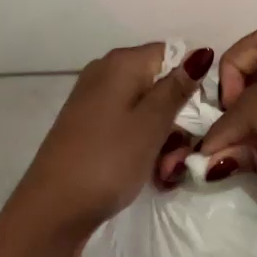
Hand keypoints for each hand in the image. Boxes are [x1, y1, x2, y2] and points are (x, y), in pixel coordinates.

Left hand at [9, 42, 213, 235]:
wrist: (53, 205)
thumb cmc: (108, 159)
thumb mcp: (151, 124)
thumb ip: (177, 87)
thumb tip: (200, 51)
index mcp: (121, 62)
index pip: (171, 54)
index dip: (192, 81)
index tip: (202, 116)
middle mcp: (105, 71)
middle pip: (158, 83)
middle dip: (176, 118)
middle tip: (180, 156)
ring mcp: (94, 98)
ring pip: (144, 108)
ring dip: (161, 137)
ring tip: (164, 172)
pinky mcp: (88, 124)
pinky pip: (126, 124)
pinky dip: (140, 144)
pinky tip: (146, 171)